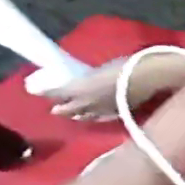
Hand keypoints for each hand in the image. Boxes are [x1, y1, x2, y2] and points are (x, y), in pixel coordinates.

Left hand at [38, 58, 175, 122]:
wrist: (150, 78)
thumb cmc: (125, 66)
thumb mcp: (101, 68)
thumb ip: (87, 76)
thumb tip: (80, 79)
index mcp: (77, 89)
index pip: (54, 92)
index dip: (43, 91)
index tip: (34, 89)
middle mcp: (85, 103)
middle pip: (67, 109)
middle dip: (60, 108)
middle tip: (55, 107)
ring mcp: (102, 111)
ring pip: (83, 116)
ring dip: (76, 115)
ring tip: (73, 114)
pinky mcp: (117, 114)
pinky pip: (99, 118)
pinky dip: (94, 117)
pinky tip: (95, 116)